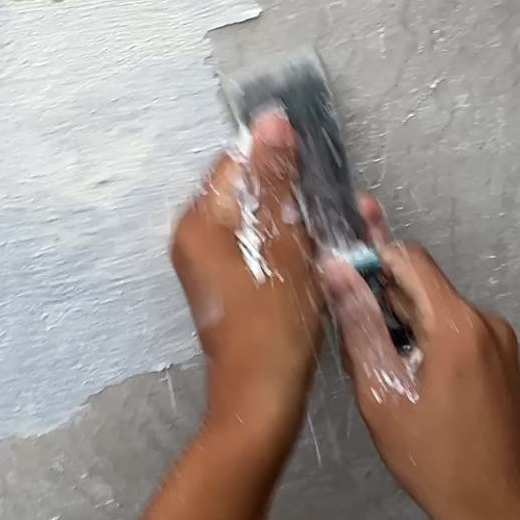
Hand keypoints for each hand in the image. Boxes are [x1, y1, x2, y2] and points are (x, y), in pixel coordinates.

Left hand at [172, 110, 324, 439]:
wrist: (262, 398)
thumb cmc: (274, 322)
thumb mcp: (283, 244)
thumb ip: (276, 181)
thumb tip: (271, 121)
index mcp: (198, 222)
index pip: (235, 162)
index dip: (274, 153)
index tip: (312, 153)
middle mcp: (194, 235)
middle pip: (244, 188)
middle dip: (286, 185)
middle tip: (326, 193)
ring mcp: (209, 259)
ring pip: (254, 215)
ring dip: (289, 213)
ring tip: (325, 219)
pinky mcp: (227, 278)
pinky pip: (256, 240)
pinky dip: (283, 238)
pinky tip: (313, 246)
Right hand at [320, 200, 519, 519]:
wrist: (498, 513)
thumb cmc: (433, 458)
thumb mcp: (381, 391)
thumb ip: (357, 323)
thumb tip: (334, 266)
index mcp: (456, 322)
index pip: (408, 256)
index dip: (371, 259)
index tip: (342, 281)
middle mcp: (484, 319)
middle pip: (420, 283)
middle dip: (381, 301)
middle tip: (355, 343)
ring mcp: (498, 338)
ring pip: (433, 307)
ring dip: (401, 325)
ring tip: (381, 371)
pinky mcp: (501, 357)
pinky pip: (452, 327)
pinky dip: (425, 339)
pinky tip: (408, 378)